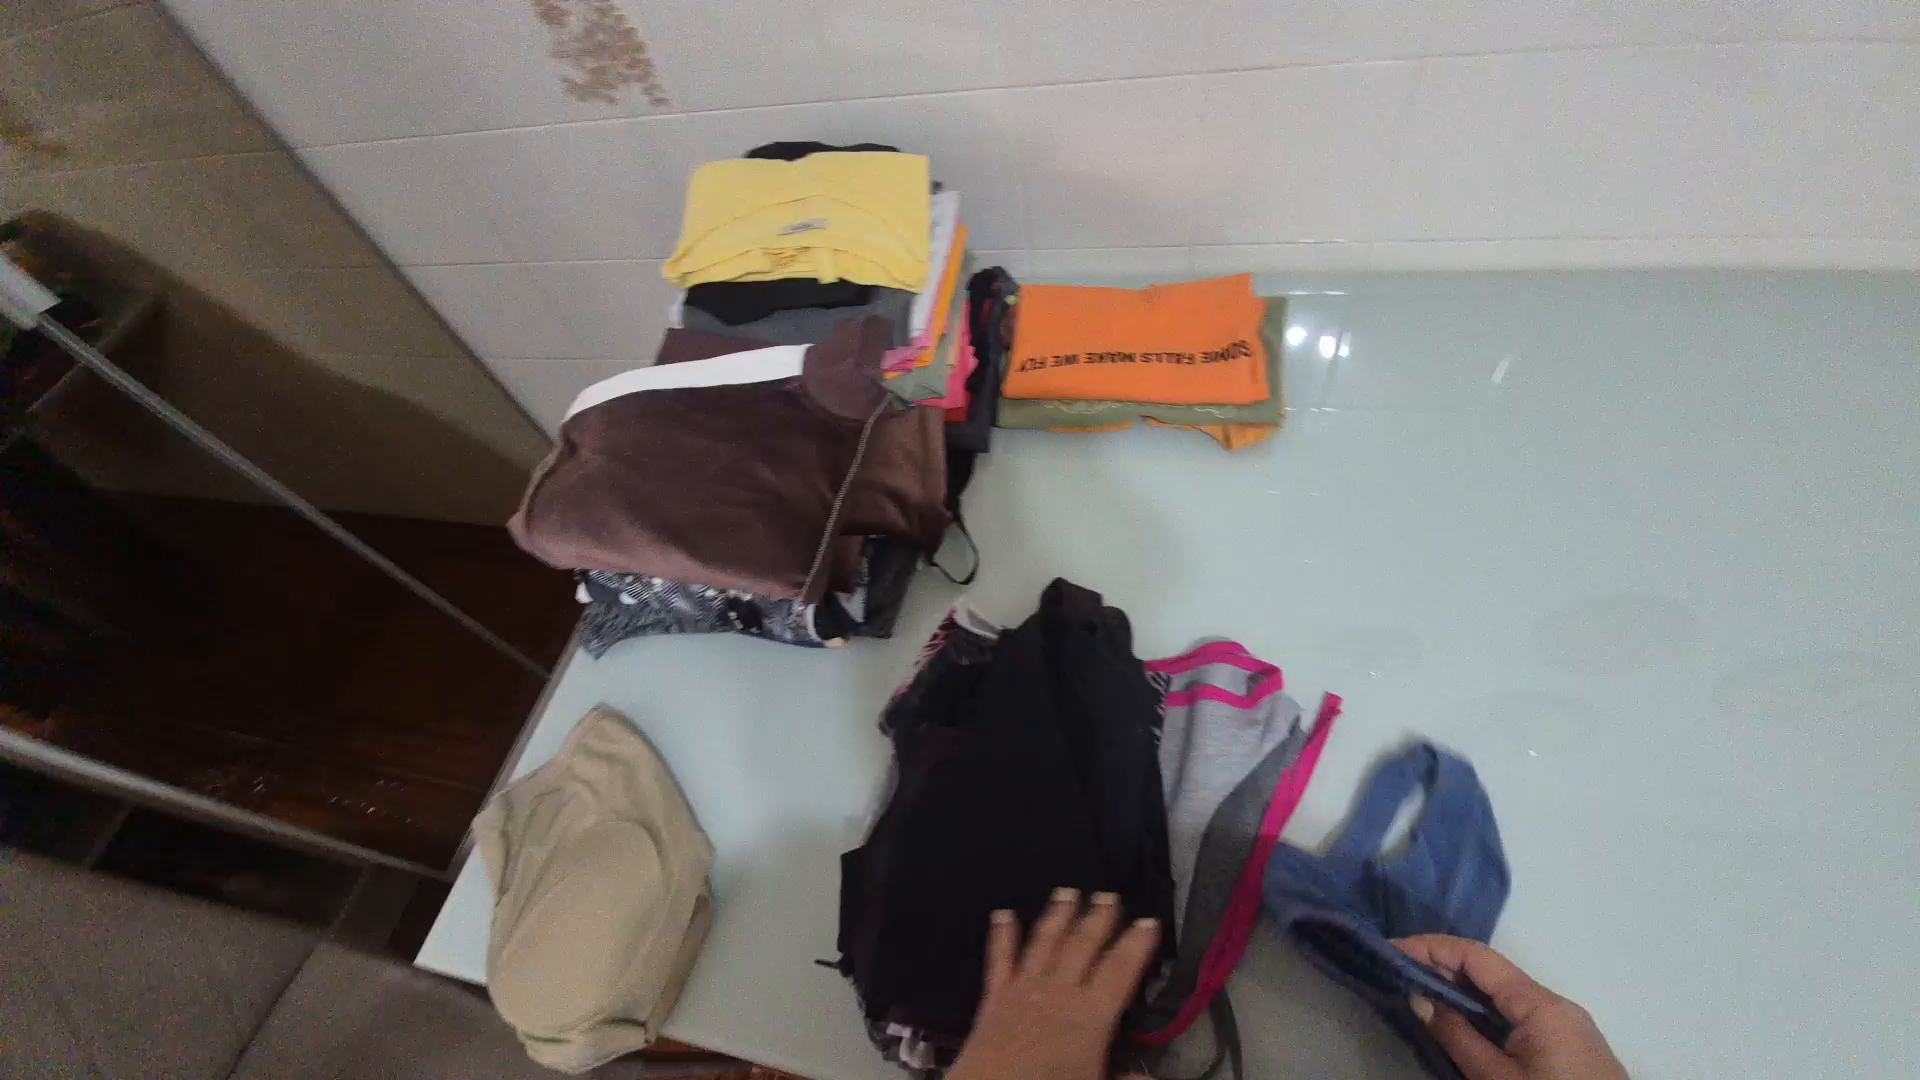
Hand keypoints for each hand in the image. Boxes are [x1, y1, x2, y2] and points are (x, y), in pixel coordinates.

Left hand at [946, 887, 1160, 1079]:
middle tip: (1108, 894)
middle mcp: (1058, 993)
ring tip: (1067, 891)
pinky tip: (1002, 913)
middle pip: (1082, 946)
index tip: (1149, 920)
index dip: (1136, 946)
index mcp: (1090, 1018)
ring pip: (1045, 942)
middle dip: (1097, 919)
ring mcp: (1024, 990)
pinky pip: (999, 959)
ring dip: (1058, 916)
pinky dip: (1002, 934)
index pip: (1119, 972)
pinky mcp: (994, 997)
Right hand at [1395, 935, 1628, 1079]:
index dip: (1430, 947)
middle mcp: (1557, 1005)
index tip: (1391, 950)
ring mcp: (1568, 1026)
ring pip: (1503, 993)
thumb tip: (1417, 997)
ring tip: (1420, 993)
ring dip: (1461, 989)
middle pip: (1489, 971)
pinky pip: (1518, 1013)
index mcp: (1542, 1005)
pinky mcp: (1571, 1047)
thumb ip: (1455, 1035)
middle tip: (1399, 973)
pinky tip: (1460, 1020)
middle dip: (1442, 967)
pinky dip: (1484, 1010)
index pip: (1476, 956)